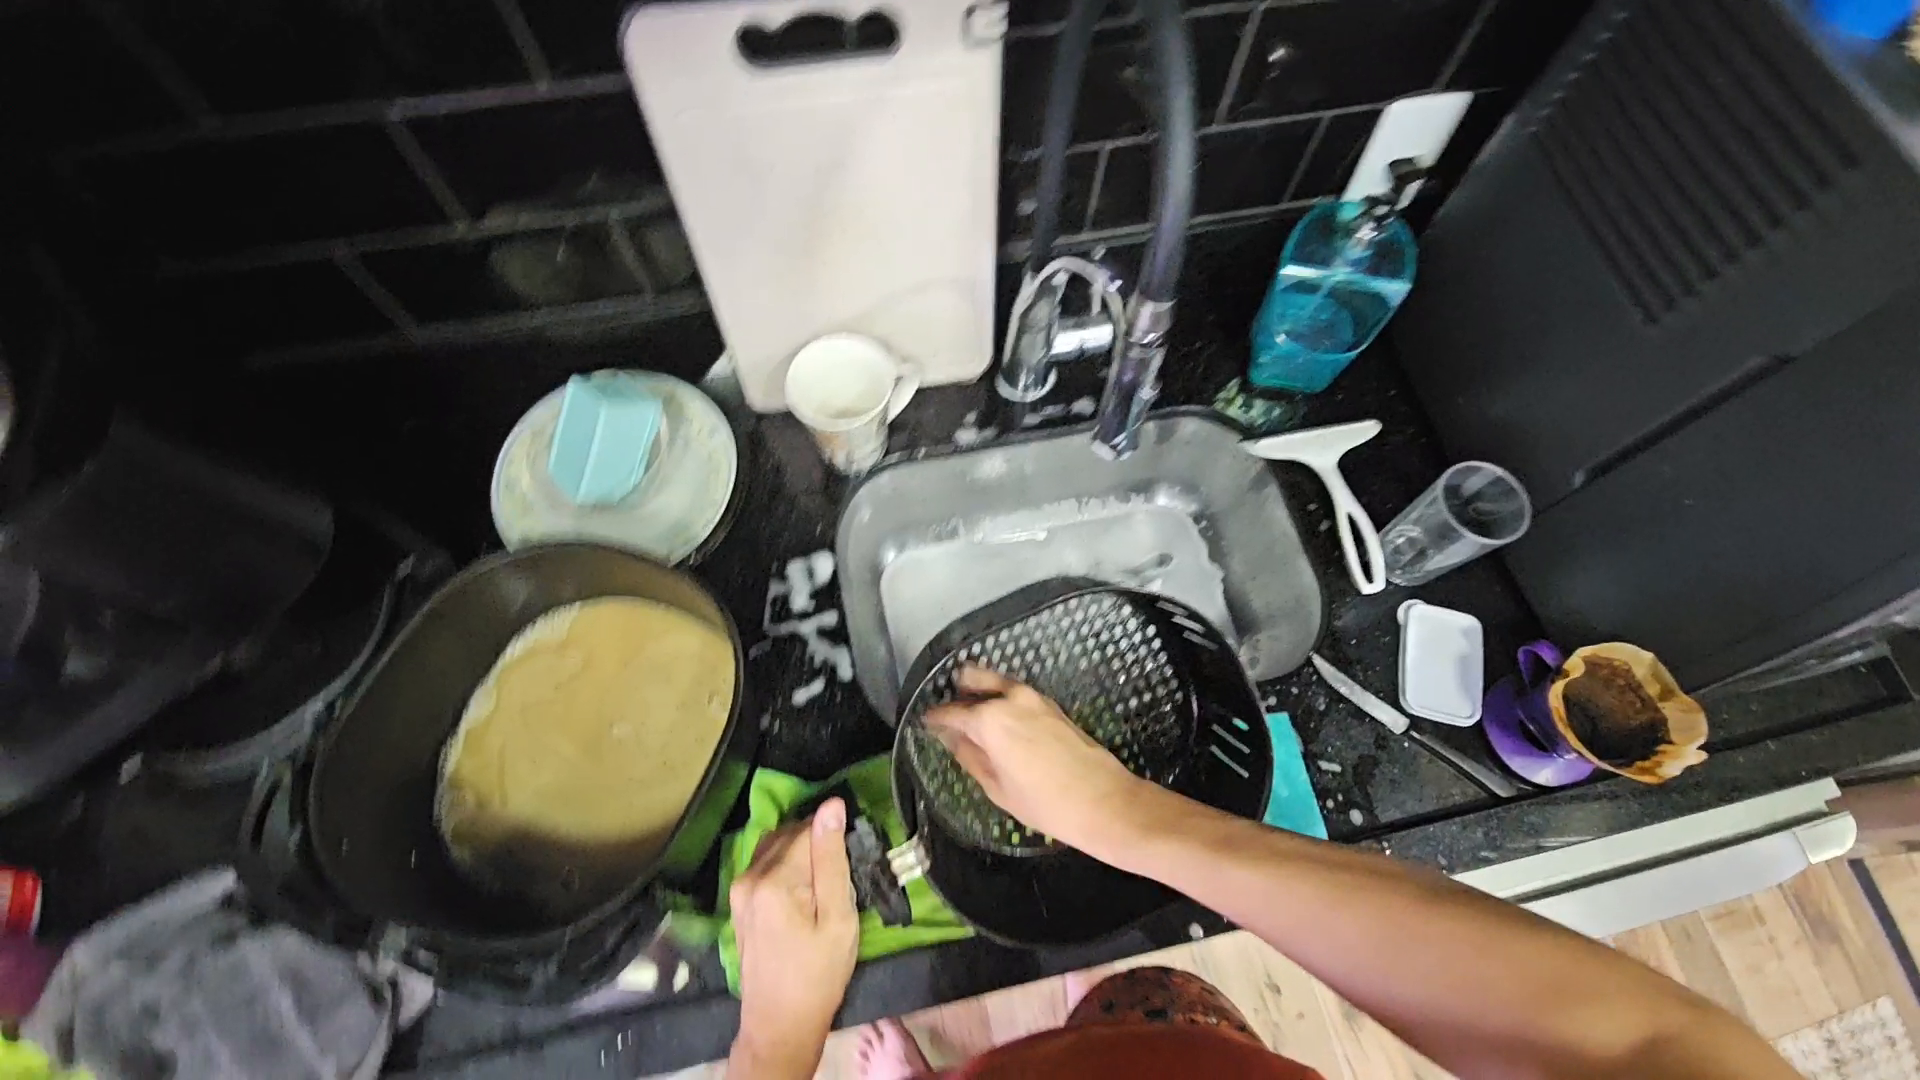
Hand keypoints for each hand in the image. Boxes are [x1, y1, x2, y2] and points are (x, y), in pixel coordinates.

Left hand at [729, 798, 858, 1078]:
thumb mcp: (838, 916)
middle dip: (816, 843)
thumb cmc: (819, 973)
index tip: (850, 858)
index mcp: (773, 880)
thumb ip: (832, 858)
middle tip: (839, 875)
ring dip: (801, 852)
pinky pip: (765, 863)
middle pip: (790, 833)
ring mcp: (739, 889)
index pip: (808, 829)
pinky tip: (804, 891)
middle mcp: (749, 876)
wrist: (780, 1024)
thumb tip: (832, 806)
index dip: (833, 837)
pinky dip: (787, 865)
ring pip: (776, 846)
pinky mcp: (739, 901)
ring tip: (824, 882)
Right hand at [922, 665, 1150, 849]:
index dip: (935, 719)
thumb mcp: (997, 787)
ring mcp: (1033, 697)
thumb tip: (951, 739)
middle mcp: (1010, 698)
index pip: (951, 712)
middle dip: (958, 693)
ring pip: (996, 683)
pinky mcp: (1051, 704)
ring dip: (981, 693)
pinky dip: (1002, 700)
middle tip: (950, 715)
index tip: (925, 724)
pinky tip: (1000, 724)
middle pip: (974, 679)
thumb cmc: (1045, 803)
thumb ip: (969, 757)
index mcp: (989, 719)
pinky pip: (1015, 693)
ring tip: (973, 719)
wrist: (1103, 800)